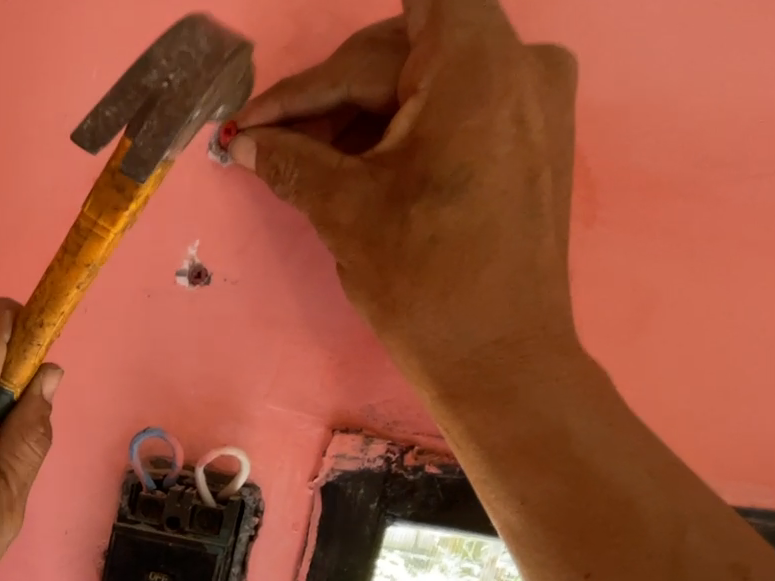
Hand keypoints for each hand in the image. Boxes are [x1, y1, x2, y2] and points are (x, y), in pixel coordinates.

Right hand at [226, 0, 579, 392]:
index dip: (320, 66)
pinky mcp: (526, 142)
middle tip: (268, 146)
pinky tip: (350, 174)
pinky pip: (450, 114)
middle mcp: (520, 64)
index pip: (396, 17)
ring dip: (357, 118)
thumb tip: (242, 143)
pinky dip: (395, 135)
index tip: (262, 115)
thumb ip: (290, 161)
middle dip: (329, 96)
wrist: (497, 353)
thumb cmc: (421, 275)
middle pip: (405, 49)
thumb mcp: (343, 210)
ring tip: (302, 167)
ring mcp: (531, 103)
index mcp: (478, 66)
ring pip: (424, 84)